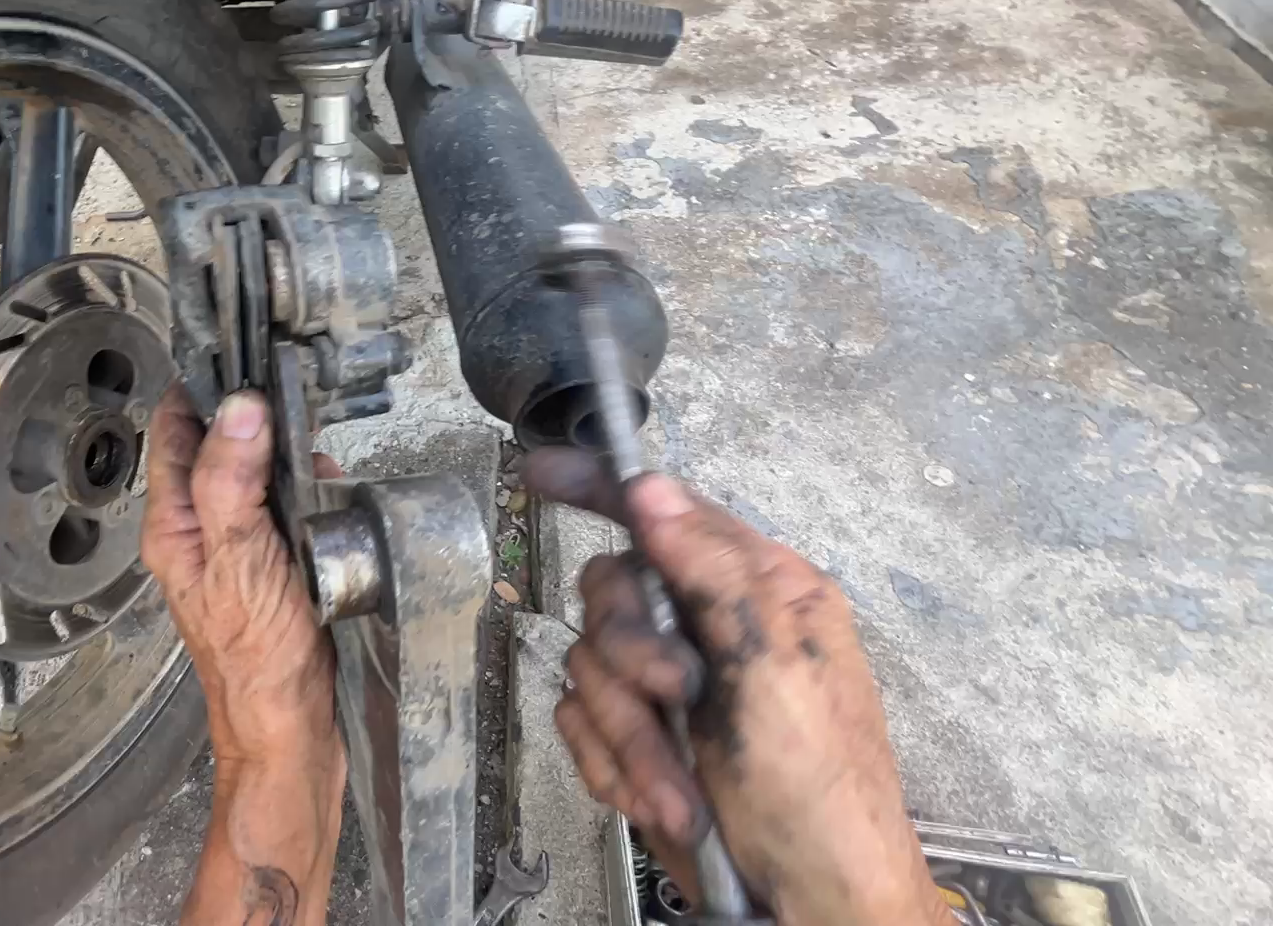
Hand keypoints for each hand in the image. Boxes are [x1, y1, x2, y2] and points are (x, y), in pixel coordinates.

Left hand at [141, 385, 340, 762]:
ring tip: (313, 435)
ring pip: (254, 467)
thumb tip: (239, 405)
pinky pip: (282, 498)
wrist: (289, 720)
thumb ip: (232, 481)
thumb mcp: (240, 558)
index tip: (238, 349)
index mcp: (174, 520)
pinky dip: (303, 481)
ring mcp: (235, 537)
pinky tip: (326, 482)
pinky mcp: (269, 552)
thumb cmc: (255, 652)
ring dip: (283, 447)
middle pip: (217, 441)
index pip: (175, 427)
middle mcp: (198, 523)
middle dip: (251, 412)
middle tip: (290, 385)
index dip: (201, 385)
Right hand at [527, 450, 950, 925]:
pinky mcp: (631, 729)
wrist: (802, 912)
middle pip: (608, 589)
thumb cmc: (816, 784)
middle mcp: (699, 622)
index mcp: (749, 588)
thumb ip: (711, 567)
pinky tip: (658, 796)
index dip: (597, 487)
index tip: (540, 473)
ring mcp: (661, 678)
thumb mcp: (774, 665)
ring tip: (676, 783)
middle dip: (629, 651)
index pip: (660, 513)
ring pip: (587, 661)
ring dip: (629, 730)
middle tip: (668, 693)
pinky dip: (612, 761)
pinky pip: (577, 716)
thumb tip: (647, 487)